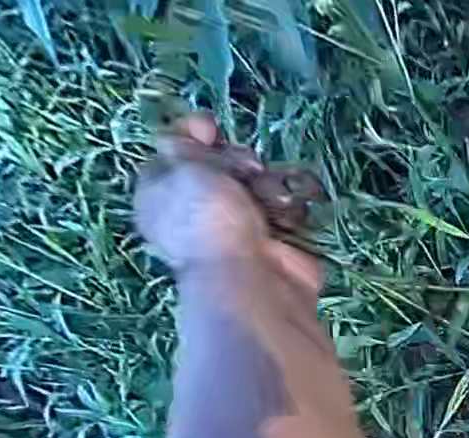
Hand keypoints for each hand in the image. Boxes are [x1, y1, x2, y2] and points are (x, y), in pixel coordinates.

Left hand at [134, 112, 321, 294]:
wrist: (254, 278)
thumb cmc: (208, 222)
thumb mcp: (181, 168)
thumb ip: (184, 143)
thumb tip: (193, 131)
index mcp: (169, 196)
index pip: (182, 153)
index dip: (196, 134)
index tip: (211, 127)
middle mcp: (209, 214)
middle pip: (229, 167)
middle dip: (241, 162)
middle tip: (248, 171)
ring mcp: (251, 232)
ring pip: (265, 187)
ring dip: (273, 186)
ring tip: (273, 200)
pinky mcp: (287, 247)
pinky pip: (296, 213)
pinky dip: (298, 209)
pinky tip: (292, 214)